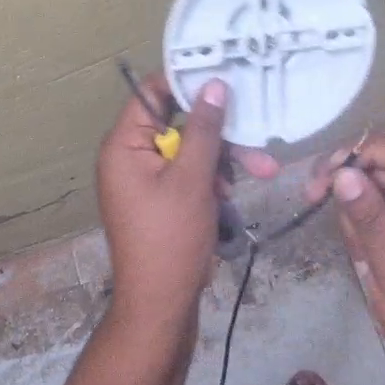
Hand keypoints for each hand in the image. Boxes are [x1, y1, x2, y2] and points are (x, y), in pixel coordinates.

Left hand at [96, 74, 278, 328]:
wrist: (160, 307)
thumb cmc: (171, 239)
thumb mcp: (192, 180)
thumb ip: (204, 129)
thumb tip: (213, 84)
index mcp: (124, 145)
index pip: (152, 94)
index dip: (187, 83)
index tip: (225, 76)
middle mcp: (130, 157)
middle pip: (179, 124)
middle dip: (220, 136)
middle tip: (259, 145)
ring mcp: (145, 180)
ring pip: (190, 151)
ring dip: (222, 161)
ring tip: (260, 174)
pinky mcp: (160, 200)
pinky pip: (188, 174)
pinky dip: (212, 180)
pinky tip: (230, 197)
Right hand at [305, 136, 384, 360]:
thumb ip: (370, 220)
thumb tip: (344, 173)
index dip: (370, 150)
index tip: (332, 168)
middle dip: (349, 173)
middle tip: (313, 192)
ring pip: (373, 182)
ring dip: (350, 202)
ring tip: (352, 246)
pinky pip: (371, 205)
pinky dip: (355, 220)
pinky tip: (358, 251)